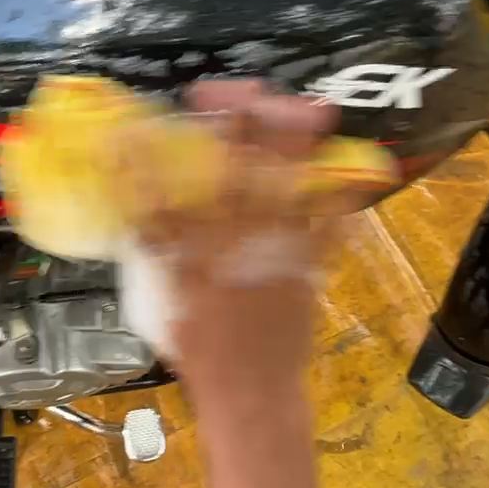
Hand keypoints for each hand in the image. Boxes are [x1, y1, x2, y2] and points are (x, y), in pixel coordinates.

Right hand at [125, 80, 337, 410]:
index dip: (149, 155)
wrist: (251, 394)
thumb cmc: (199, 352)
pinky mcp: (309, 269)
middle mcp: (235, 246)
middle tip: (241, 93)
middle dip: (241, 126)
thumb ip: (150, 255)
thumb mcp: (158, 306)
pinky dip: (342, 201)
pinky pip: (333, 229)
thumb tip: (141, 215)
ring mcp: (278, 255)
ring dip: (299, 149)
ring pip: (290, 190)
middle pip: (239, 172)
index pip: (163, 192)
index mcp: (191, 254)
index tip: (138, 127)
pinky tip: (349, 177)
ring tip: (309, 110)